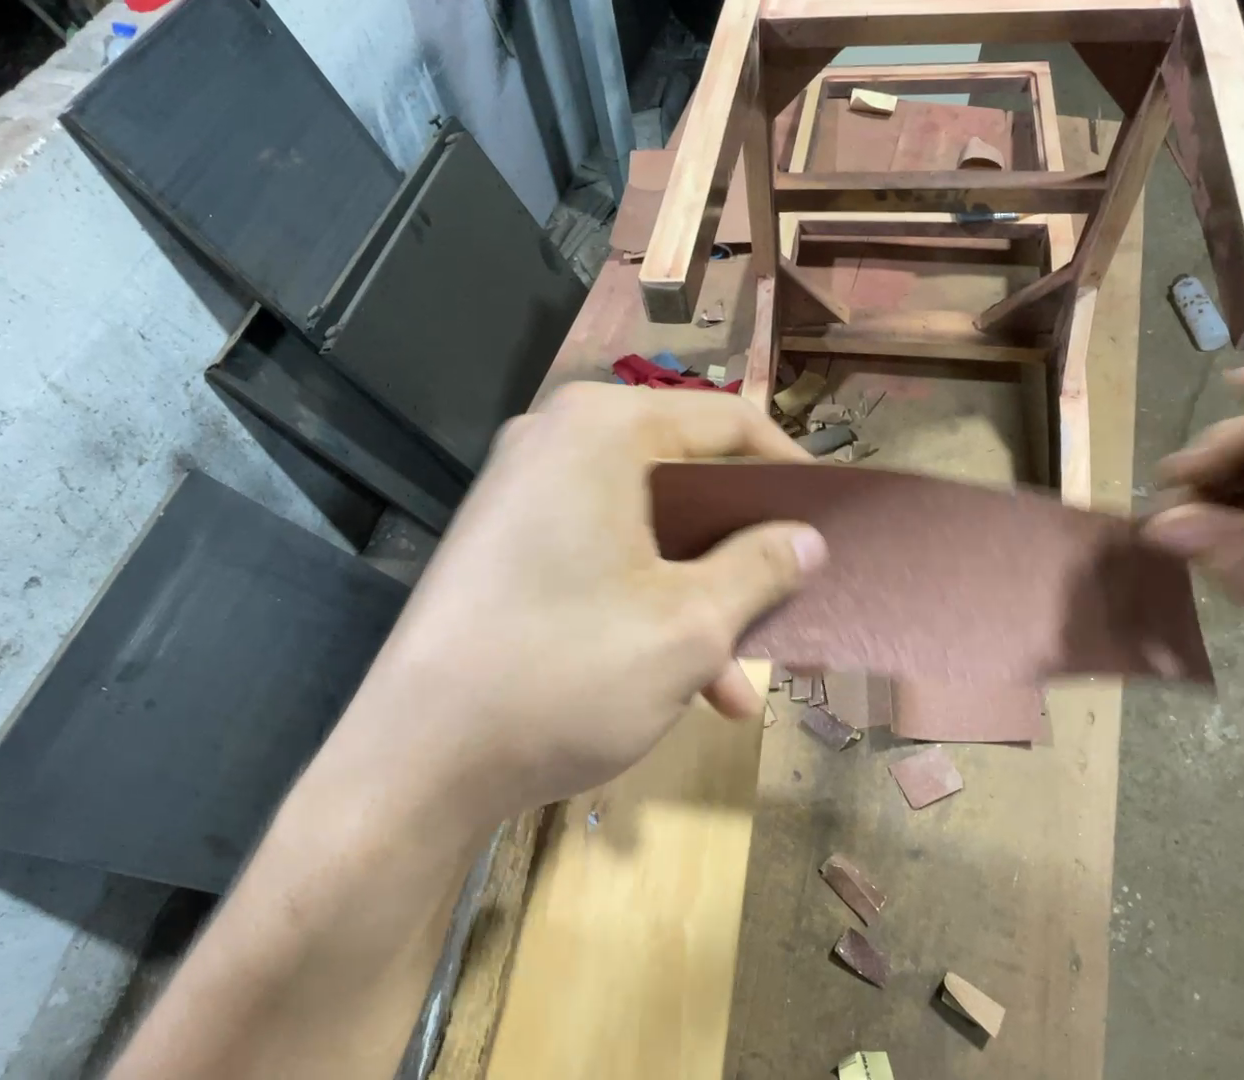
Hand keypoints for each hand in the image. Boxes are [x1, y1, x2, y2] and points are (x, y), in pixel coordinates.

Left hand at [342, 383, 825, 824]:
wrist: (414, 762)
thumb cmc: (566, 674)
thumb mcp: (691, 625)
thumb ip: (761, 568)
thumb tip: (807, 538)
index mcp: (602, 430)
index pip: (726, 423)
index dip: (788, 471)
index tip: (829, 523)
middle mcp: (555, 441)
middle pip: (683, 481)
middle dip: (740, 556)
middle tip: (785, 607)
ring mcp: (520, 493)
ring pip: (644, 531)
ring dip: (697, 598)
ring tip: (735, 683)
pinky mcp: (500, 545)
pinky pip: (598, 556)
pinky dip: (643, 604)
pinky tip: (678, 683)